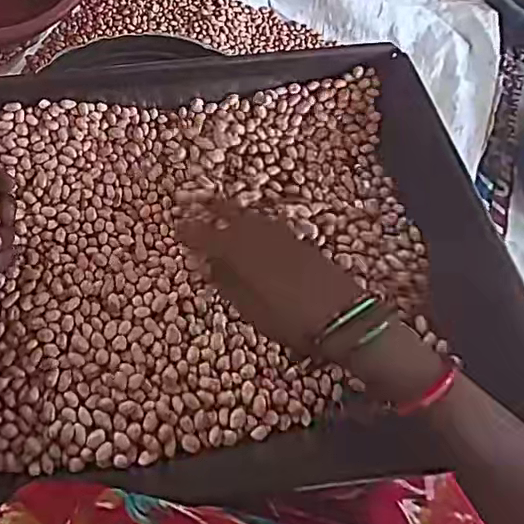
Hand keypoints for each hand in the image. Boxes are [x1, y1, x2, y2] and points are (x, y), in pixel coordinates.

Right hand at [178, 202, 446, 401]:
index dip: (190, 231)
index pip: (208, 236)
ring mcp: (282, 236)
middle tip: (194, 202)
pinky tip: (252, 226)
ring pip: (250, 216)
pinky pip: (268, 223)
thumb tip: (208, 264)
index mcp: (240, 253)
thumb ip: (226, 283)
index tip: (176, 228)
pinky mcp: (300, 242)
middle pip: (230, 215)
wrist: (346, 320)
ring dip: (232, 211)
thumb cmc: (290, 321)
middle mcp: (259, 237)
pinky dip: (254, 221)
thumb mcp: (249, 309)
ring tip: (219, 209)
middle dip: (211, 207)